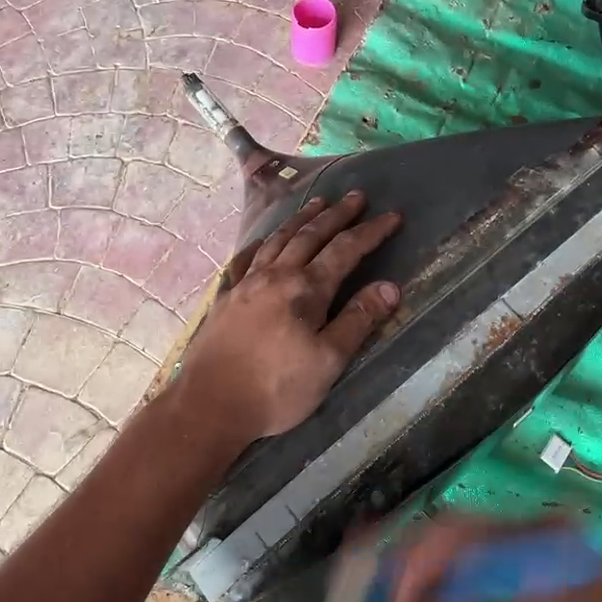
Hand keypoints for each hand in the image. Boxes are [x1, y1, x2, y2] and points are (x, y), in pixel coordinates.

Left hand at [173, 191, 402, 441]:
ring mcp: (246, 285)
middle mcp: (275, 276)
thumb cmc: (276, 388)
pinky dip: (257, 245)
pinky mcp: (225, 299)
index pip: (346, 250)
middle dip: (337, 214)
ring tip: (317, 204)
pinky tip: (260, 242)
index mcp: (305, 289)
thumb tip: (390, 286)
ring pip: (278, 240)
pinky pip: (243, 261)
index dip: (371, 232)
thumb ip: (358, 320)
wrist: (209, 405)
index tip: (392, 216)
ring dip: (301, 220)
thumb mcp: (329, 361)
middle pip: (311, 235)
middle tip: (356, 196)